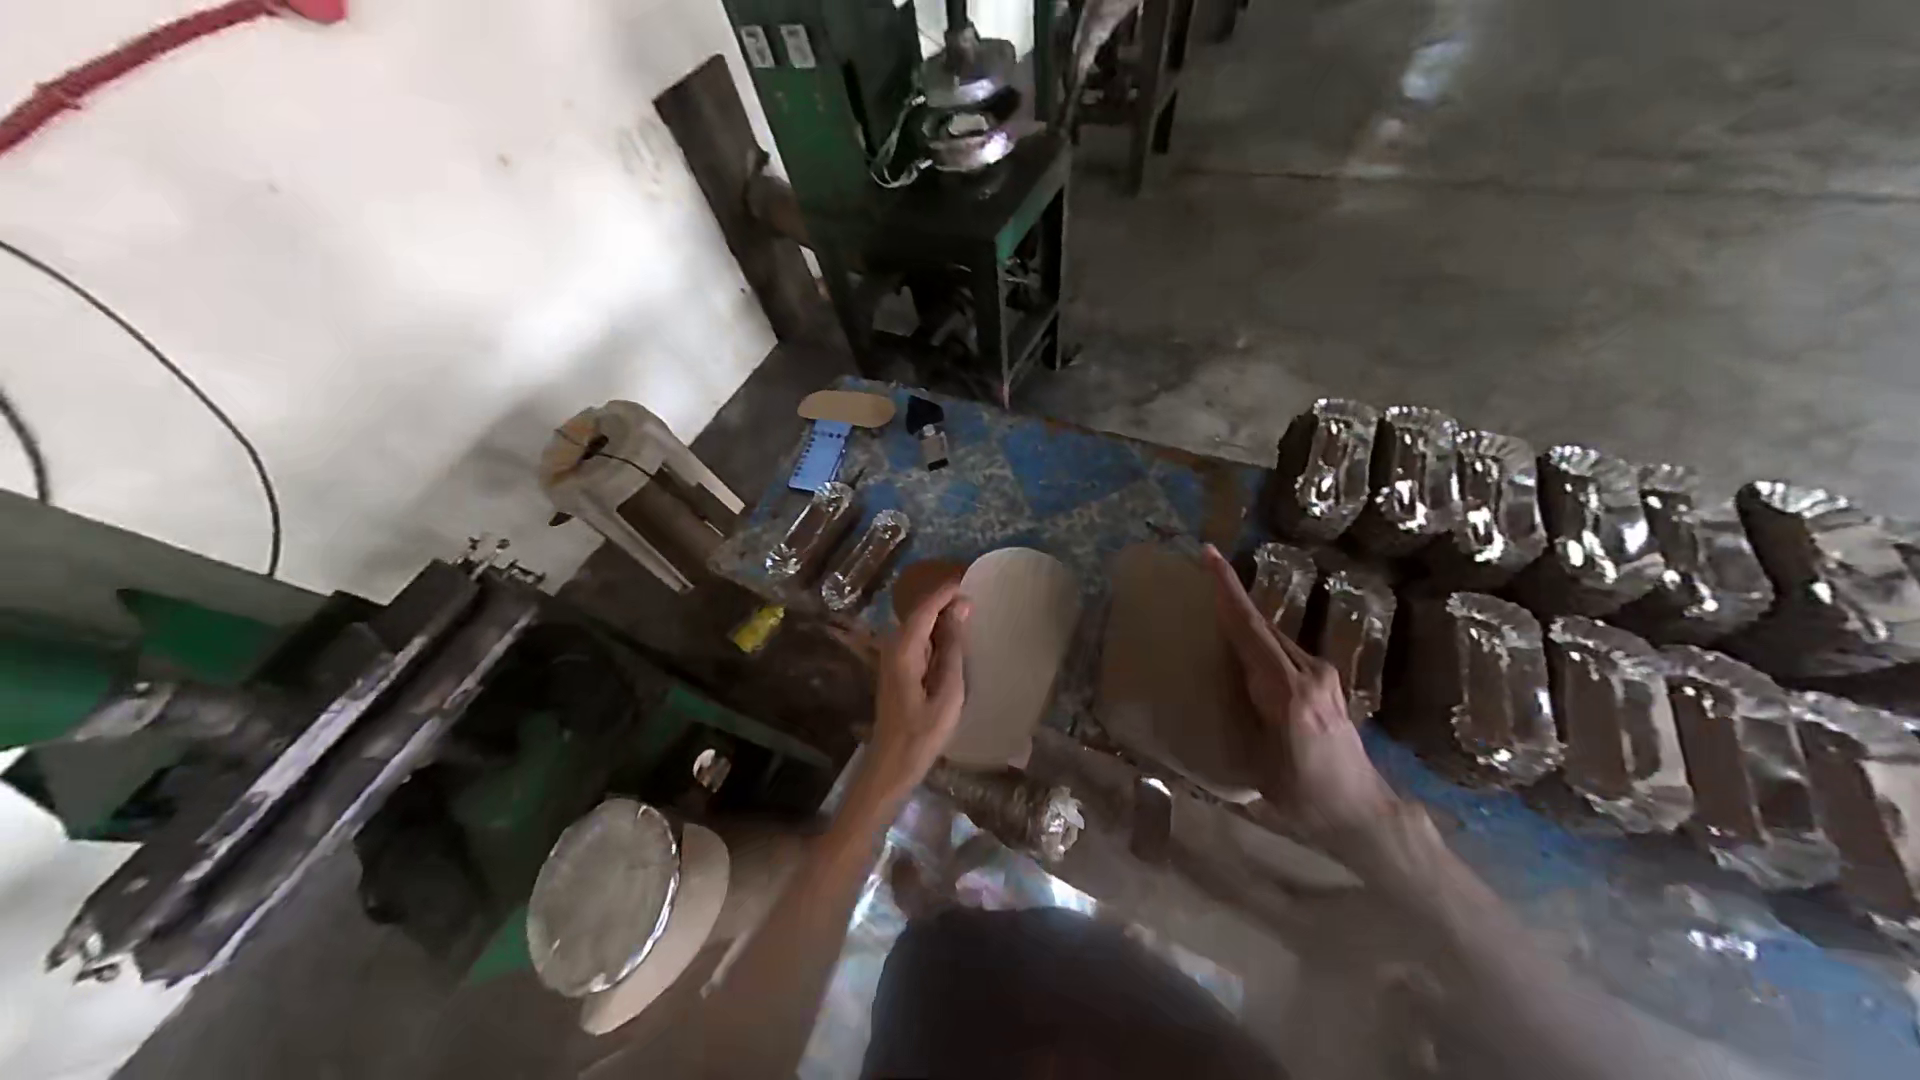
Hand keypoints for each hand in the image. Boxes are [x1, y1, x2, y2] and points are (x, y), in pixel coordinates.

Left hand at [866, 580, 971, 801]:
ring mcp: (893, 657)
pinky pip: (919, 640)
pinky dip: (937, 635)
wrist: (893, 763)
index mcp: (904, 648)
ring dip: (942, 618)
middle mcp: (894, 646)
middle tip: (977, 598)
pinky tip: (954, 641)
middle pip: (921, 612)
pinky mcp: (897, 669)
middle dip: (946, 601)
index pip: (926, 607)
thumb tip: (960, 609)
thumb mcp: (948, 691)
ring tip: (971, 614)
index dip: (947, 591)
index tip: (971, 581)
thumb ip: (953, 648)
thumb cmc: (923, 732)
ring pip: (920, 625)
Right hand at [1203, 545, 1399, 839]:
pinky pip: (1283, 648)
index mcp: (1286, 695)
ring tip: (1216, 602)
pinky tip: (1244, 643)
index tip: (1209, 556)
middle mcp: (1308, 675)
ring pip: (1273, 634)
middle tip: (1204, 567)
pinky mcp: (1327, 683)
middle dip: (1231, 592)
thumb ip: (1232, 731)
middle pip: (1260, 623)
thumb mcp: (1258, 771)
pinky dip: (1258, 636)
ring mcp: (1322, 677)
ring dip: (1244, 615)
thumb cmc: (1306, 801)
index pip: (1250, 631)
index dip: (1227, 591)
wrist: (1366, 814)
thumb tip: (1191, 717)